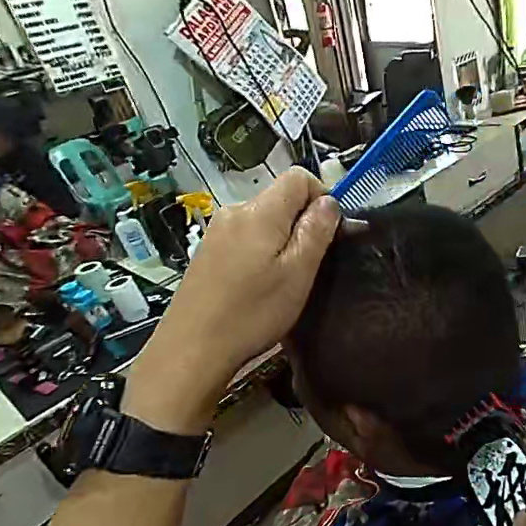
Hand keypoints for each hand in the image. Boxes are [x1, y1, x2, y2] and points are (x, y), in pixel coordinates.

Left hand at [124, 169, 339, 435]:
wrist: (192, 348)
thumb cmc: (253, 312)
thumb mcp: (298, 273)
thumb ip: (316, 231)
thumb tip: (330, 201)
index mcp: (260, 212)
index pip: (298, 176)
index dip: (323, 196)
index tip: (332, 231)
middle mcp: (235, 212)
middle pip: (280, 198)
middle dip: (304, 222)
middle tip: (314, 264)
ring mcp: (217, 232)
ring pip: (264, 220)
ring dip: (283, 239)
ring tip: (288, 279)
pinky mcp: (207, 252)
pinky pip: (246, 237)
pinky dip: (263, 252)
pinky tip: (261, 285)